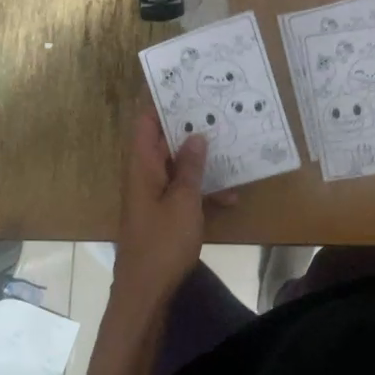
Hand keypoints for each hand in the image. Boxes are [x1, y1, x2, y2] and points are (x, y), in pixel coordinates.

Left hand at [114, 108, 227, 305]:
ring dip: (201, 158)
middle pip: (164, 139)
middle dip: (189, 125)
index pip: (145, 120)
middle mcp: (144, 174)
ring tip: (232, 143)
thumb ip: (190, 167)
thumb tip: (196, 134)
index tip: (182, 81)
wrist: (145, 293)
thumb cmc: (162, 243)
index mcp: (141, 165)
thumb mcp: (184, 202)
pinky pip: (183, 189)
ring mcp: (153, 194)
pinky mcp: (163, 214)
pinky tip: (231, 195)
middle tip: (218, 106)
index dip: (159, 99)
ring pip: (177, 164)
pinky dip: (202, 188)